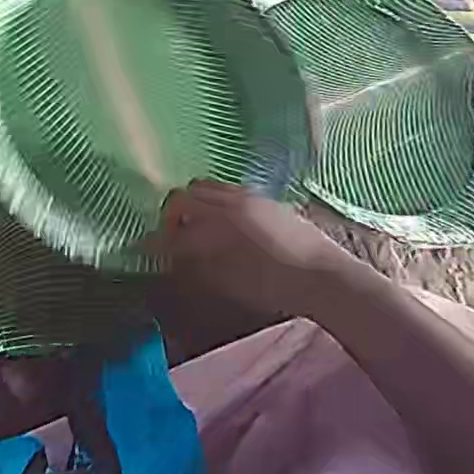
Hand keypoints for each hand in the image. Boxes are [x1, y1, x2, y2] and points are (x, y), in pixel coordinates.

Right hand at [154, 180, 369, 318]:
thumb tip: (170, 252)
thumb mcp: (225, 278)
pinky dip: (216, 203)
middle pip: (187, 192)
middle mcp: (231, 199)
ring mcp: (251, 197)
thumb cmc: (273, 285)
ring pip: (209, 188)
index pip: (175, 216)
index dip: (158, 234)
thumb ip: (193, 261)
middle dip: (174, 213)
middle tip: (174, 238)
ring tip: (198, 230)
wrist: (327, 278)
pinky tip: (225, 228)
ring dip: (196, 204)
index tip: (146, 249)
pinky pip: (229, 192)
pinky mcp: (267, 201)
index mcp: (219, 217)